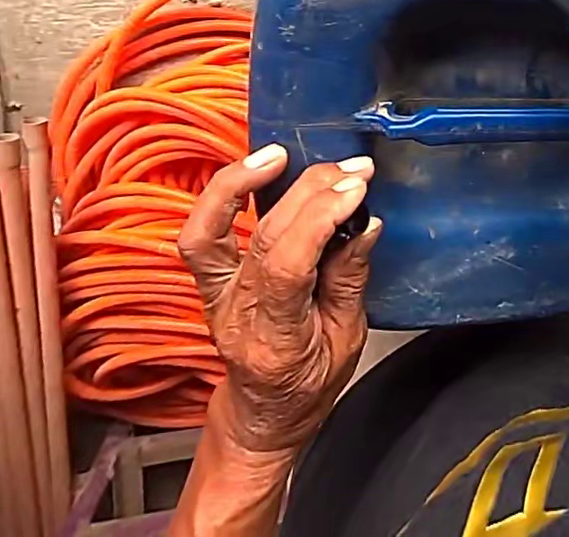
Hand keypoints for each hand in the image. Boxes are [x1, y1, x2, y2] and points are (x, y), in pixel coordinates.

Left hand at [178, 144, 382, 452]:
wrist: (260, 415)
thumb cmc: (307, 387)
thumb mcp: (347, 342)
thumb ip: (351, 279)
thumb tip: (366, 223)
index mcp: (273, 339)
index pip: (287, 266)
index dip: (323, 218)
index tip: (358, 188)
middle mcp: (235, 312)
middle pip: (265, 237)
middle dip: (313, 193)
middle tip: (353, 169)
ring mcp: (214, 293)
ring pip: (207, 231)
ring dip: (242, 183)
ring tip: (280, 154)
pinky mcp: (210, 277)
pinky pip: (202, 230)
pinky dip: (224, 193)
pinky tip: (257, 167)